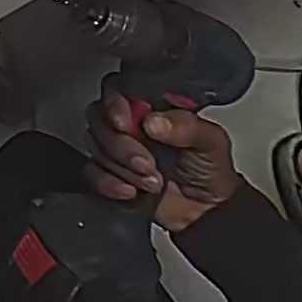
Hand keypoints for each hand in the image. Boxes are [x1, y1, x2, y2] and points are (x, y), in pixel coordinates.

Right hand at [84, 94, 240, 232]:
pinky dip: (108, 183)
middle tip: (148, 164)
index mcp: (147, 105)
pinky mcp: (106, 170)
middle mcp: (126, 121)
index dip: (114, 104)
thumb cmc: (210, 169)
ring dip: (121, 167)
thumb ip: (186, 127)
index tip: (124, 124)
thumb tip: (154, 121)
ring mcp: (113, 145)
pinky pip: (90, 171)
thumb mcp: (210, 143)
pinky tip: (131, 192)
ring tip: (153, 183)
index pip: (116, 89)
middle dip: (120, 144)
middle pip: (98, 117)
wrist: (207, 212)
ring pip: (94, 144)